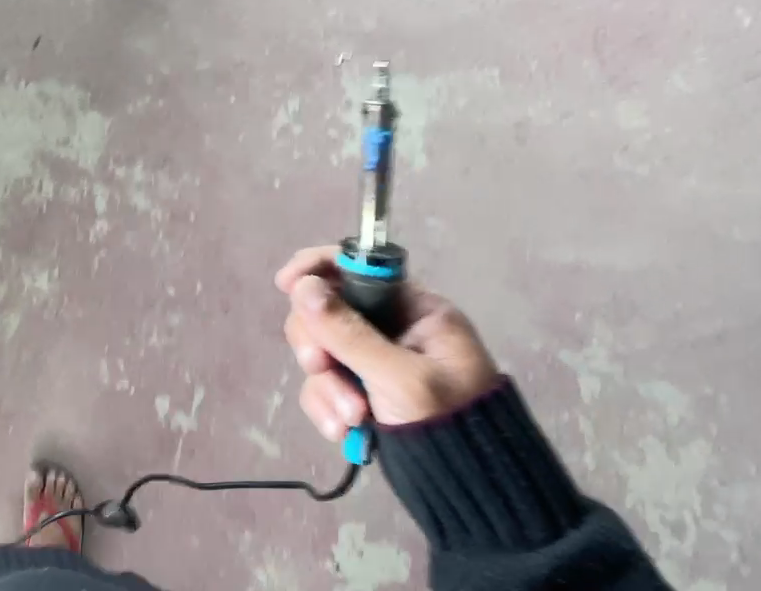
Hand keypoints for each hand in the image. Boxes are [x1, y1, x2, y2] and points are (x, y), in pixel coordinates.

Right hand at [274, 245, 499, 439]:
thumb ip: (349, 332)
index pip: (355, 267)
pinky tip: (342, 429)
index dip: (316, 268)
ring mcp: (371, 358)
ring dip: (325, 383)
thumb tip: (300, 286)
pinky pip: (321, 382)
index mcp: (412, 308)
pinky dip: (324, 404)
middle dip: (317, 341)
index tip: (287, 283)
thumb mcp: (401, 378)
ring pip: (318, 348)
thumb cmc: (452, 424)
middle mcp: (389, 326)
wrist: (473, 493)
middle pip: (323, 309)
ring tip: (350, 417)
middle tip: (320, 366)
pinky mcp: (358, 388)